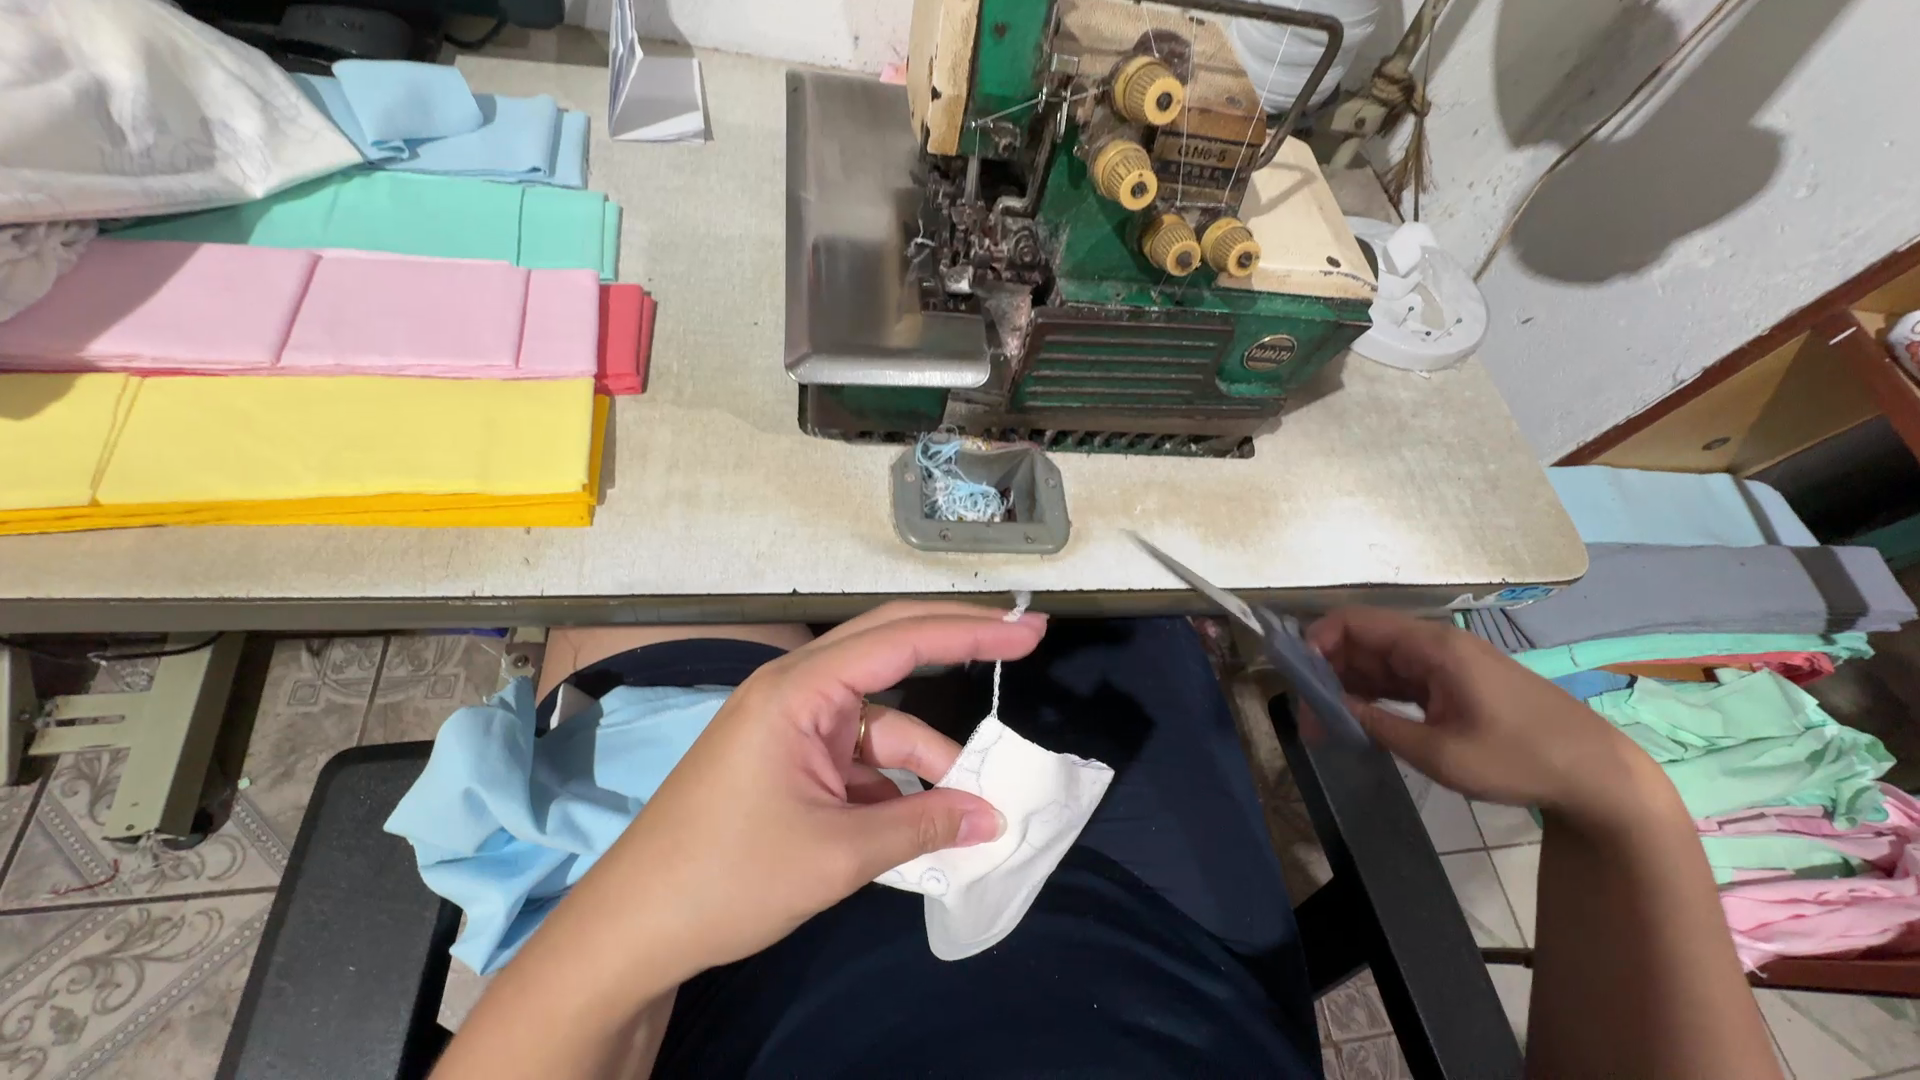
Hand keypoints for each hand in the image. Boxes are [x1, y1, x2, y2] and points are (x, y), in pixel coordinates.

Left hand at [598, 601, 1043, 980]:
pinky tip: (923, 817)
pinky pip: (859, 754)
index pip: (899, 639)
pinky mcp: (789, 759)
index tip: (1029, 630)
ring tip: (973, 803)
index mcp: (797, 689)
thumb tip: (992, 818)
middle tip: (1023, 640)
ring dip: (925, 755)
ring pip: (880, 719)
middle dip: (956, 646)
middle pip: (889, 649)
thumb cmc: (729, 878)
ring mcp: (791, 724)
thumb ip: (922, 825)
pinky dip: (894, 781)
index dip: (970, 630)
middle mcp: (795, 690)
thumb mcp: (838, 854)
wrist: (634, 929)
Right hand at [1305, 607, 1658, 821]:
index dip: (1317, 642)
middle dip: (1325, 671)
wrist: (1598, 776)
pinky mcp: (1453, 684)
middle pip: (1362, 641)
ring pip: (1378, 662)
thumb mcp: (1439, 753)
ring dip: (1346, 686)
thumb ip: (1377, 725)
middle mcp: (1436, 646)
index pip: (1356, 623)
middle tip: (1306, 716)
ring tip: (1323, 724)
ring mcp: (1446, 665)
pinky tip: (1355, 719)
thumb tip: (1326, 708)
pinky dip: (1372, 695)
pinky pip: (1398, 679)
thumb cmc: (1520, 759)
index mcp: (1433, 647)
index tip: (1296, 679)